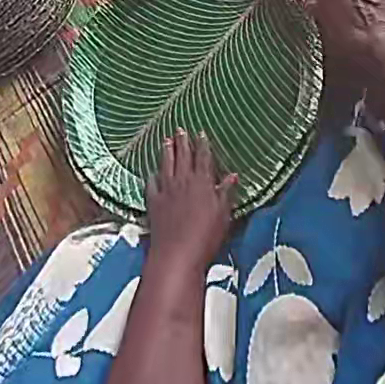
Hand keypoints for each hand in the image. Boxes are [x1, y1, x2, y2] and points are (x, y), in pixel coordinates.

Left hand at [145, 129, 235, 267]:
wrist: (177, 254)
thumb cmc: (206, 236)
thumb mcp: (223, 215)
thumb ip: (225, 193)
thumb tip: (232, 175)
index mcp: (203, 182)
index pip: (203, 158)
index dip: (202, 145)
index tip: (201, 133)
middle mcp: (183, 181)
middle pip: (183, 157)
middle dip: (182, 142)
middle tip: (179, 129)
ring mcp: (166, 190)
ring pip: (166, 165)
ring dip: (166, 152)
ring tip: (166, 140)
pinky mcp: (153, 202)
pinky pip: (152, 183)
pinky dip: (153, 176)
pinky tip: (152, 173)